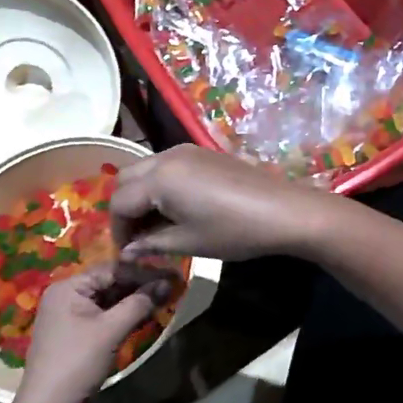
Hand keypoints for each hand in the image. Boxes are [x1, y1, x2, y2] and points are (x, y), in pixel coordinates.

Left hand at [12, 265, 168, 402]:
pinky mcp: (76, 334)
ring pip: (109, 300)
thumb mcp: (111, 330)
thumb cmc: (77, 362)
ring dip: (135, 301)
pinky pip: (104, 316)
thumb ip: (140, 303)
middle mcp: (66, 296)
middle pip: (110, 283)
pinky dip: (124, 315)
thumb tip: (169, 282)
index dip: (143, 271)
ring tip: (165, 300)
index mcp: (68, 287)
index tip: (172, 273)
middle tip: (172, 287)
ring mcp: (70, 316)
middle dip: (141, 286)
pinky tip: (146, 316)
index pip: (112, 269)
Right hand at [110, 145, 341, 261]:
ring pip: (147, 169)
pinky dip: (162, 184)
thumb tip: (127, 251)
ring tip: (158, 225)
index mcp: (159, 178)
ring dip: (143, 194)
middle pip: (127, 179)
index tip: (127, 252)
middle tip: (139, 237)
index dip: (118, 230)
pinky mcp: (205, 152)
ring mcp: (188, 151)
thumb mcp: (188, 242)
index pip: (119, 202)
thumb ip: (151, 243)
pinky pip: (169, 165)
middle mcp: (167, 156)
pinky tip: (178, 208)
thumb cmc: (234, 231)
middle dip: (126, 208)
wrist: (284, 211)